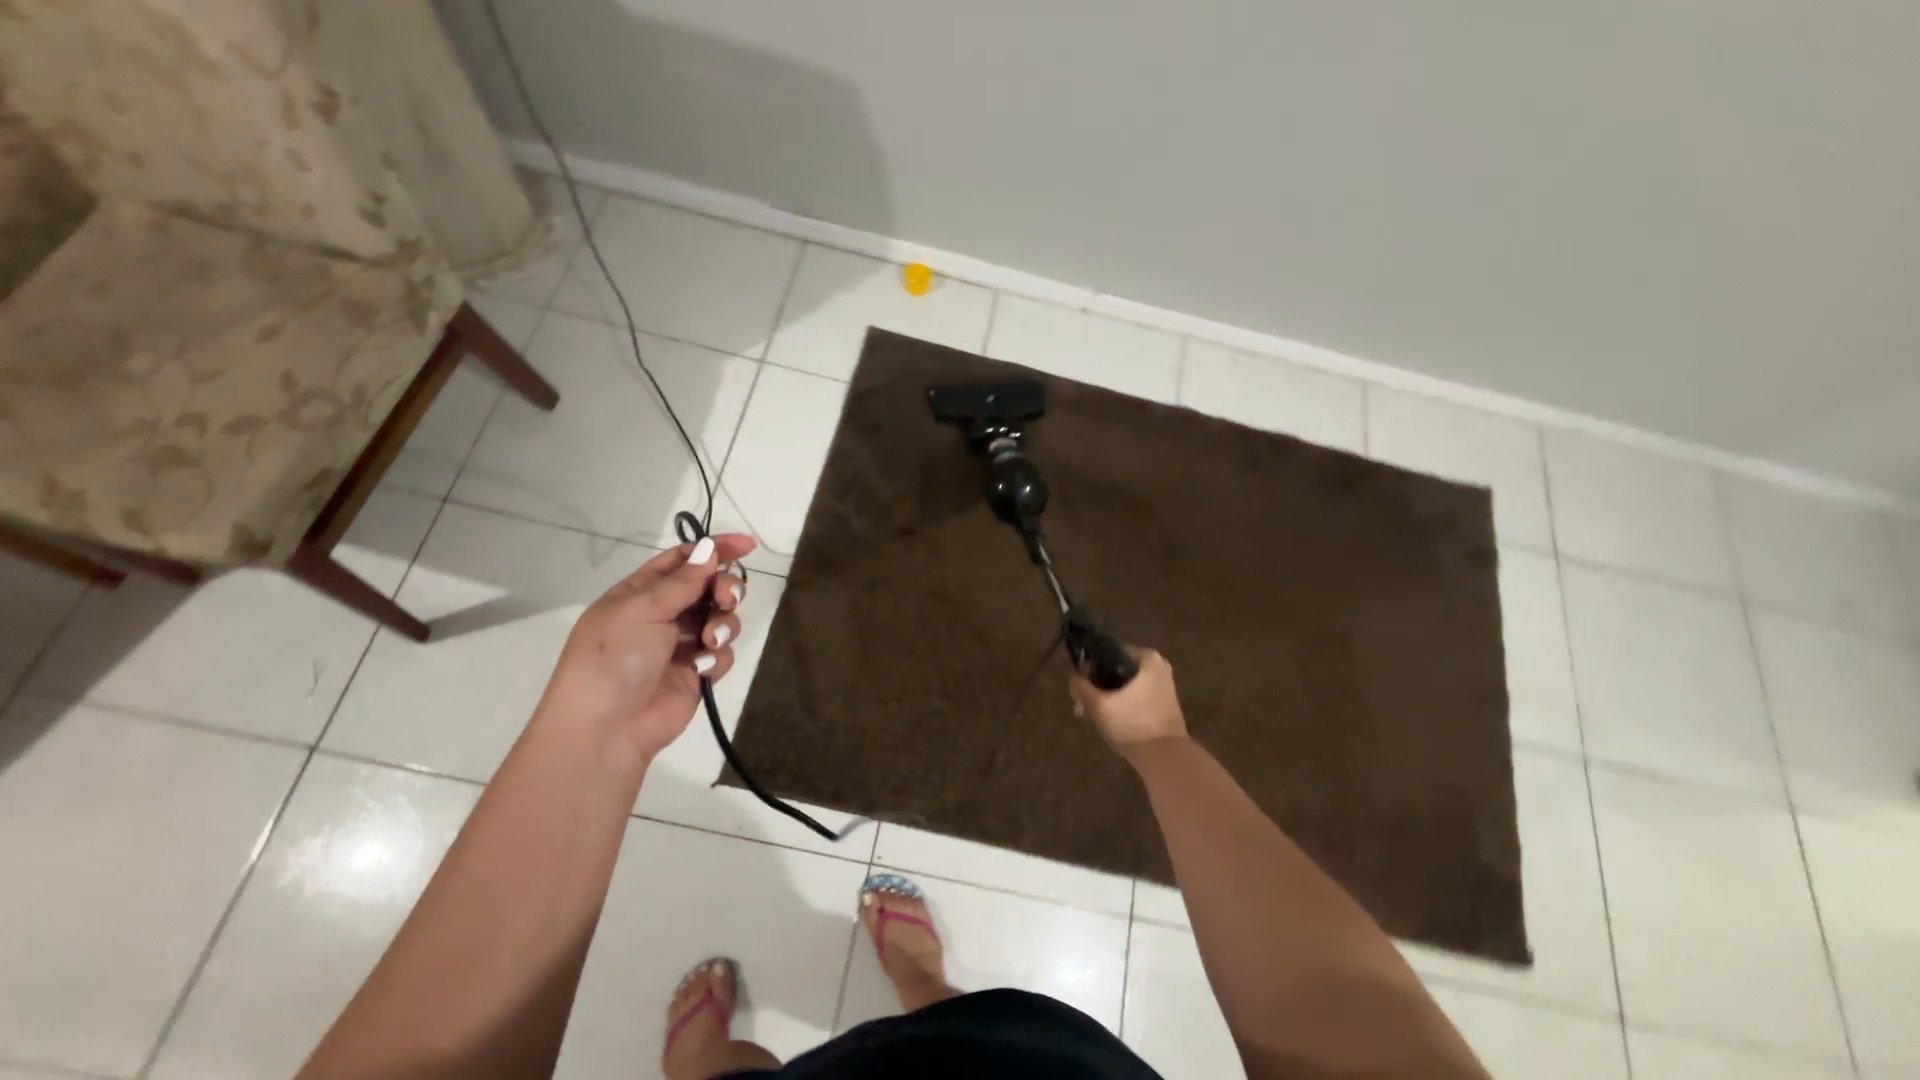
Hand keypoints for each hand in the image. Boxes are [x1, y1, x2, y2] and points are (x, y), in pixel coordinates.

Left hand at [541, 533, 755, 766]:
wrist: (607, 727)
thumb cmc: (614, 658)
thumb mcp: (642, 609)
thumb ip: (682, 580)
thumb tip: (709, 549)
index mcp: (640, 592)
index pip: (683, 559)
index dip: (714, 549)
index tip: (748, 546)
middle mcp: (662, 614)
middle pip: (708, 586)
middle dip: (724, 588)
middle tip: (726, 599)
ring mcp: (680, 644)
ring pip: (721, 618)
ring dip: (722, 624)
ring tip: (710, 641)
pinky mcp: (696, 673)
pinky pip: (722, 653)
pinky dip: (716, 658)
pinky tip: (701, 669)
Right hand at [1068, 648, 1188, 757]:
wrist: (1165, 758)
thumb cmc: (1133, 725)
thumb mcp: (1099, 706)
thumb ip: (1082, 688)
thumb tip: (1074, 678)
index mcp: (1148, 658)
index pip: (1109, 653)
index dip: (1090, 668)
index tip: (1081, 687)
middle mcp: (1159, 667)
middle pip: (1118, 670)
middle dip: (1099, 687)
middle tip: (1085, 706)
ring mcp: (1164, 686)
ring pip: (1126, 686)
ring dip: (1109, 698)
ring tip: (1095, 716)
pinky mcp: (1164, 705)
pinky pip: (1136, 697)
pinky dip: (1123, 706)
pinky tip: (1111, 722)